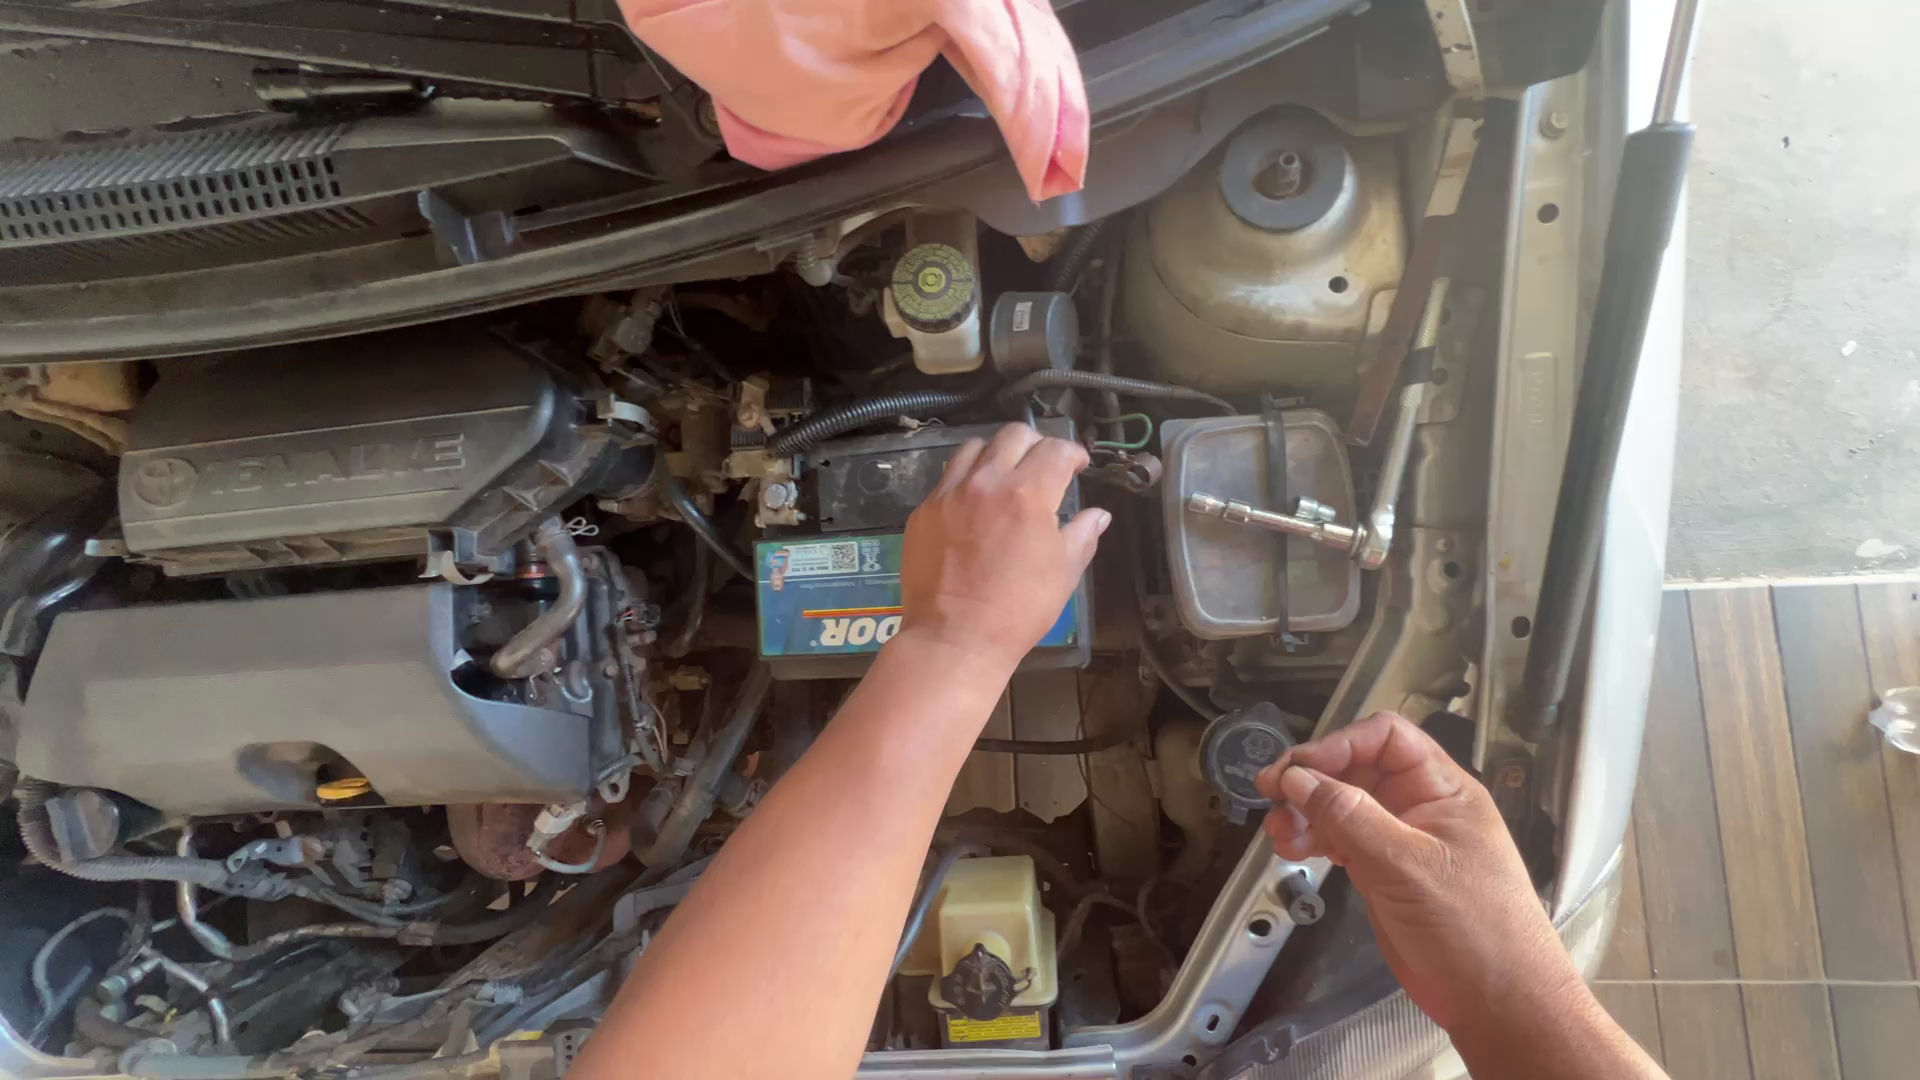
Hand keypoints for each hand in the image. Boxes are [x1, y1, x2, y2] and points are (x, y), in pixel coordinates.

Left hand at [898, 424, 1109, 671]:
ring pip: (974, 447)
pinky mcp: (924, 510)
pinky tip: (974, 502)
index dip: (1073, 453)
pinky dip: (966, 478)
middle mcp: (986, 482)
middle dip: (1036, 444)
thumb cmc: (1018, 610)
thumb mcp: (1063, 573)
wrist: (954, 637)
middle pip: (1014, 435)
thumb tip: (1098, 515)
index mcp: (1028, 494)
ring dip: (996, 453)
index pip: (1056, 450)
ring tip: (1004, 475)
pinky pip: (947, 477)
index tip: (1078, 465)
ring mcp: (949, 494)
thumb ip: (1082, 535)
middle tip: (1043, 465)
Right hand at [1256, 712, 1585, 1036]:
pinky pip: (1336, 835)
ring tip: (1278, 833)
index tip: (1298, 769)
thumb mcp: (1405, 864)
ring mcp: (1397, 836)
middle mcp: (1417, 803)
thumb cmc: (1471, 928)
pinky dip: (1310, 838)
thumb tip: (1293, 777)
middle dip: (1309, 780)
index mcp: (1441, 789)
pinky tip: (1291, 850)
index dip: (1338, 744)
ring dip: (1302, 811)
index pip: (1384, 737)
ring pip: (1337, 801)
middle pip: (1352, 767)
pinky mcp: (1380, 866)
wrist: (1499, 1009)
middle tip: (1269, 794)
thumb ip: (1347, 814)